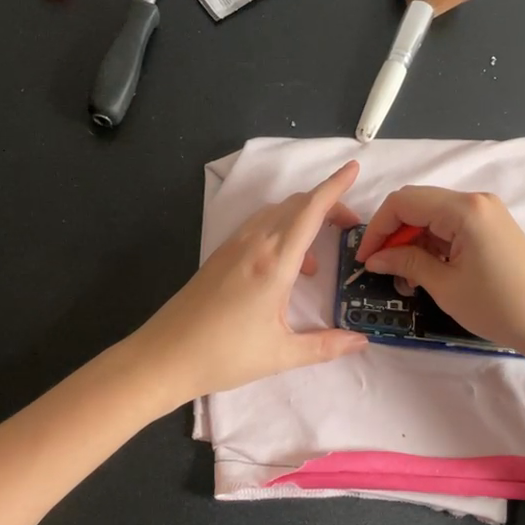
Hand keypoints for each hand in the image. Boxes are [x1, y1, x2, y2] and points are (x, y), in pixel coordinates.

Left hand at [131, 161, 368, 402]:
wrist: (164, 356)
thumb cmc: (224, 355)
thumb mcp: (281, 354)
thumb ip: (326, 346)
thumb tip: (360, 343)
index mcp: (273, 263)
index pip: (310, 211)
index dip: (334, 187)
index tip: (353, 168)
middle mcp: (253, 244)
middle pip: (295, 206)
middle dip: (325, 205)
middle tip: (348, 227)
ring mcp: (232, 247)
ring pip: (274, 214)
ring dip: (301, 219)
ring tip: (317, 259)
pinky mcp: (219, 256)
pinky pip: (257, 228)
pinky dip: (280, 232)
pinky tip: (284, 269)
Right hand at [355, 187, 524, 354]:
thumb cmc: (497, 306)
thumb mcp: (445, 286)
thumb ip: (407, 263)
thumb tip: (376, 258)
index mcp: (464, 209)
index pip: (403, 202)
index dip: (377, 228)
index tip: (365, 259)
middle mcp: (476, 201)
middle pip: (417, 204)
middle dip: (393, 234)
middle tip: (382, 268)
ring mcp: (487, 213)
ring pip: (432, 216)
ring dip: (412, 242)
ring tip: (406, 278)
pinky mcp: (493, 227)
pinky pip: (451, 226)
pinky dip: (432, 244)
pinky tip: (427, 272)